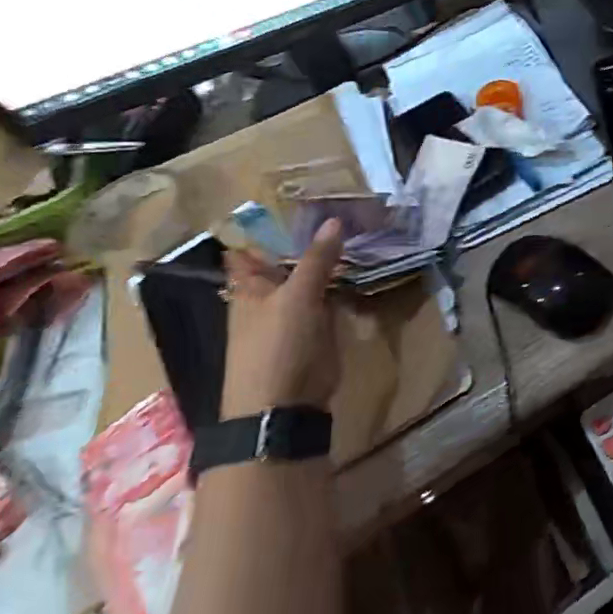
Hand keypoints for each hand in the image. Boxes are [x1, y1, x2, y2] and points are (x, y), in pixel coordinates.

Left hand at [221, 219, 344, 417]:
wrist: (285, 409)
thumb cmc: (278, 347)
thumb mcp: (298, 297)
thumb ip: (317, 259)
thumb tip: (335, 219)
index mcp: (250, 286)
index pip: (251, 248)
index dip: (267, 226)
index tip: (297, 204)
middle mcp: (268, 298)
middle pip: (288, 263)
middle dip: (311, 242)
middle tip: (346, 212)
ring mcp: (293, 318)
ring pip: (313, 283)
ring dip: (331, 266)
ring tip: (361, 234)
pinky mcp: (315, 336)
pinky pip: (330, 304)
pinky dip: (343, 291)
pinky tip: (362, 274)